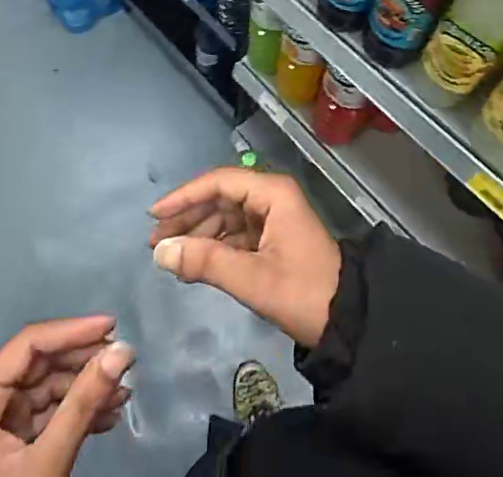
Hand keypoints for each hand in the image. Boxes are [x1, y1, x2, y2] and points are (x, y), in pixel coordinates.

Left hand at [0, 316, 135, 476]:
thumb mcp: (48, 463)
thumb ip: (83, 403)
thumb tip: (122, 351)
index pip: (26, 347)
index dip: (70, 330)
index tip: (112, 326)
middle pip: (38, 365)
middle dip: (83, 361)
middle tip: (125, 360)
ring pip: (46, 389)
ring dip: (86, 388)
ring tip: (125, 392)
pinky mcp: (10, 446)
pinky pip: (46, 415)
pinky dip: (77, 412)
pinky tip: (109, 415)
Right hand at [148, 167, 340, 347]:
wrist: (348, 321)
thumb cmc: (302, 293)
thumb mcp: (252, 278)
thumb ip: (205, 261)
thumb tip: (161, 252)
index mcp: (272, 194)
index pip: (219, 182)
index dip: (184, 196)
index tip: (154, 214)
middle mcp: (272, 198)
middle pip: (220, 198)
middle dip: (188, 217)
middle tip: (155, 240)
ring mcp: (273, 218)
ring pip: (226, 216)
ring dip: (198, 234)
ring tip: (168, 255)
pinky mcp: (273, 239)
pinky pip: (235, 234)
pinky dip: (213, 247)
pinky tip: (192, 263)